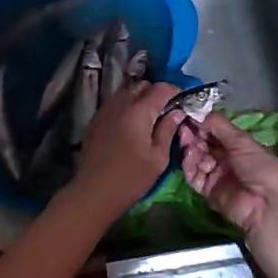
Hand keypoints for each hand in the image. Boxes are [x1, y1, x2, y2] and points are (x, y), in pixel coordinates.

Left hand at [67, 82, 183, 215]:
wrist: (95, 191)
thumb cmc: (132, 177)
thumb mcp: (158, 157)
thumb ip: (168, 130)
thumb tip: (177, 112)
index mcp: (138, 111)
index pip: (160, 88)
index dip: (174, 91)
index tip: (182, 101)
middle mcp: (119, 104)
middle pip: (141, 86)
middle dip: (156, 93)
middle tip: (166, 109)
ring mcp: (104, 111)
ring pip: (125, 93)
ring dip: (139, 98)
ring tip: (148, 116)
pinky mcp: (94, 120)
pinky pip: (113, 104)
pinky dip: (125, 106)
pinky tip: (130, 124)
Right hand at [178, 112, 277, 236]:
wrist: (267, 207)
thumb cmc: (261, 168)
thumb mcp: (242, 142)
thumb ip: (219, 126)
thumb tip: (199, 110)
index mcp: (239, 146)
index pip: (216, 132)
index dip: (203, 123)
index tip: (189, 114)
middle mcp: (227, 159)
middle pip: (204, 144)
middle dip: (194, 135)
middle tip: (184, 128)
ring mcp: (217, 175)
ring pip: (197, 159)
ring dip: (191, 149)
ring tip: (187, 140)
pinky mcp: (208, 192)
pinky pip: (194, 177)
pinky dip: (189, 166)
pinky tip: (189, 156)